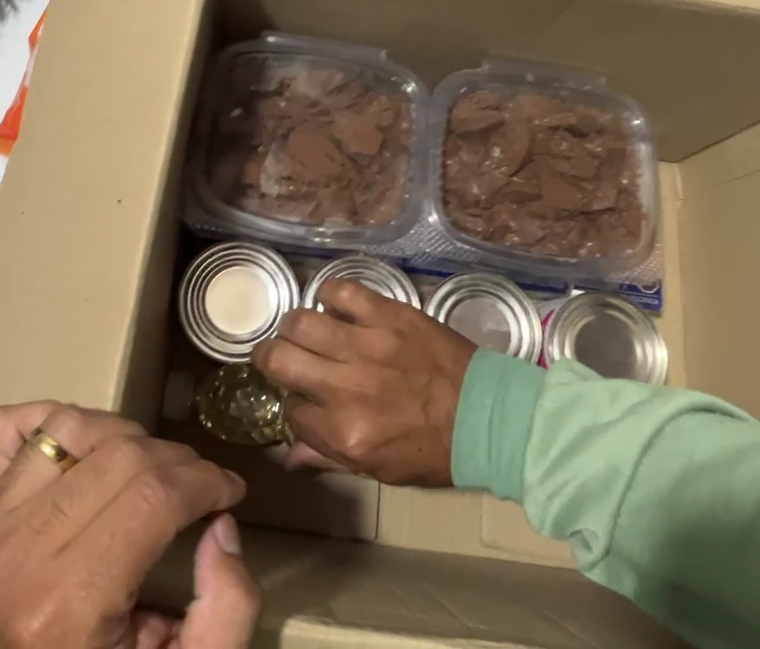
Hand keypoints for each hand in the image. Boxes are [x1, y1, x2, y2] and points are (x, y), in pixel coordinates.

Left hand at [0, 402, 259, 648]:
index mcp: (69, 605)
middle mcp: (18, 553)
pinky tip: (82, 449)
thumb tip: (222, 524)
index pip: (153, 497)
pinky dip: (47, 420)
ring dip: (121, 434)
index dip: (207, 481)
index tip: (230, 491)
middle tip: (198, 485)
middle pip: (120, 455)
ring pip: (70, 426)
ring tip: (145, 469)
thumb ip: (226, 607)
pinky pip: (6, 426)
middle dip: (178, 460)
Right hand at [251, 278, 478, 486]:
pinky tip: (333, 307)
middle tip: (280, 356)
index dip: (292, 403)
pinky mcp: (389, 315)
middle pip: (281, 360)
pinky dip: (329, 294)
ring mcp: (367, 346)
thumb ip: (328, 457)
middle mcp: (347, 387)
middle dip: (270, 359)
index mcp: (345, 433)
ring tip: (305, 331)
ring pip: (301, 322)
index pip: (290, 411)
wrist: (489, 416)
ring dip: (294, 327)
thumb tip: (285, 454)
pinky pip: (341, 291)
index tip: (304, 399)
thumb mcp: (380, 469)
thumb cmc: (435, 450)